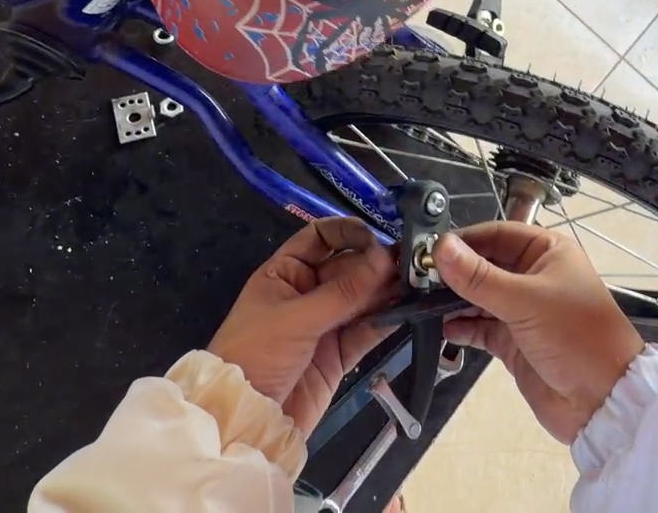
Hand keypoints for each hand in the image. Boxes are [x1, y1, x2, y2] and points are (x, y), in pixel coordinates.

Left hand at [207, 218, 398, 437]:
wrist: (242, 426)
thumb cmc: (256, 357)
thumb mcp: (296, 319)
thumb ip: (345, 291)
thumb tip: (385, 258)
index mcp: (285, 274)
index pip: (320, 238)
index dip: (347, 232)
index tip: (376, 236)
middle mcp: (307, 293)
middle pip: (349, 267)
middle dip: (376, 264)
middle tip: (408, 264)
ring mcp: (325, 324)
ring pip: (363, 298)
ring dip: (387, 291)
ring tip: (415, 284)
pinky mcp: (340, 354)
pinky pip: (368, 330)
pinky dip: (387, 320)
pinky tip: (408, 309)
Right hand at [433, 222, 643, 442]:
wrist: (601, 401)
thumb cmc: (573, 334)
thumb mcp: (525, 300)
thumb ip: (478, 277)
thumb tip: (440, 247)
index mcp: (546, 251)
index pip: (497, 234)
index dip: (464, 240)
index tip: (428, 249)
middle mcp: (534, 275)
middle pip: (485, 264)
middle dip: (455, 272)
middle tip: (416, 279)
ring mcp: (523, 309)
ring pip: (480, 296)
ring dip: (454, 300)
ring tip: (422, 304)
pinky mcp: (514, 341)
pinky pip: (481, 327)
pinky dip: (463, 327)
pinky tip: (443, 329)